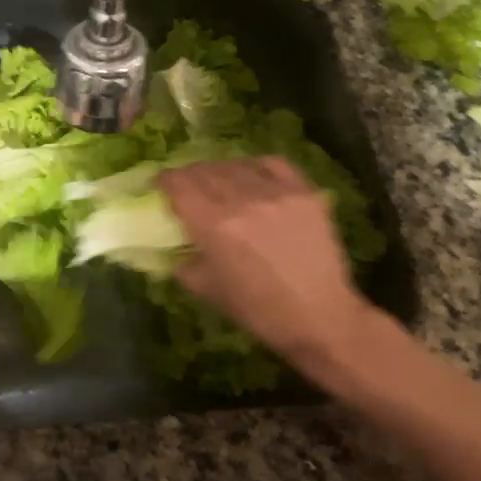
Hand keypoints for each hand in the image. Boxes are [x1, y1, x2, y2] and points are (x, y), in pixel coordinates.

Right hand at [159, 157, 373, 376]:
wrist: (322, 317)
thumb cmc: (259, 310)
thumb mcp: (207, 290)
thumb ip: (181, 262)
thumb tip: (169, 244)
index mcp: (213, 224)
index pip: (177, 184)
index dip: (163, 181)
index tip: (159, 186)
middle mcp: (242, 199)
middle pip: (202, 170)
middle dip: (187, 176)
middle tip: (185, 187)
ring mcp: (275, 192)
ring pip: (234, 164)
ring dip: (217, 171)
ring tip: (218, 183)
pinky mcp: (303, 192)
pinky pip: (271, 163)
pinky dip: (254, 166)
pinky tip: (251, 177)